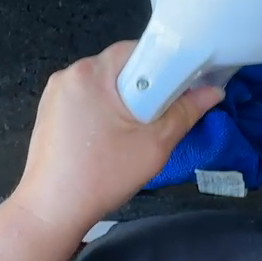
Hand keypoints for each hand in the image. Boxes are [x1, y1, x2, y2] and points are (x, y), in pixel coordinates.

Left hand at [9, 42, 222, 233]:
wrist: (51, 210)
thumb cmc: (102, 175)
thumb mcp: (154, 145)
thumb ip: (185, 112)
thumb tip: (213, 91)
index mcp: (91, 73)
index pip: (136, 50)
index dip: (162, 65)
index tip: (178, 88)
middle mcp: (68, 74)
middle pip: (118, 68)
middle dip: (142, 89)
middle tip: (158, 118)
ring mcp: (54, 94)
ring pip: (102, 86)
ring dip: (122, 102)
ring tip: (133, 134)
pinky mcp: (48, 112)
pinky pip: (85, 101)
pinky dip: (102, 113)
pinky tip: (108, 141)